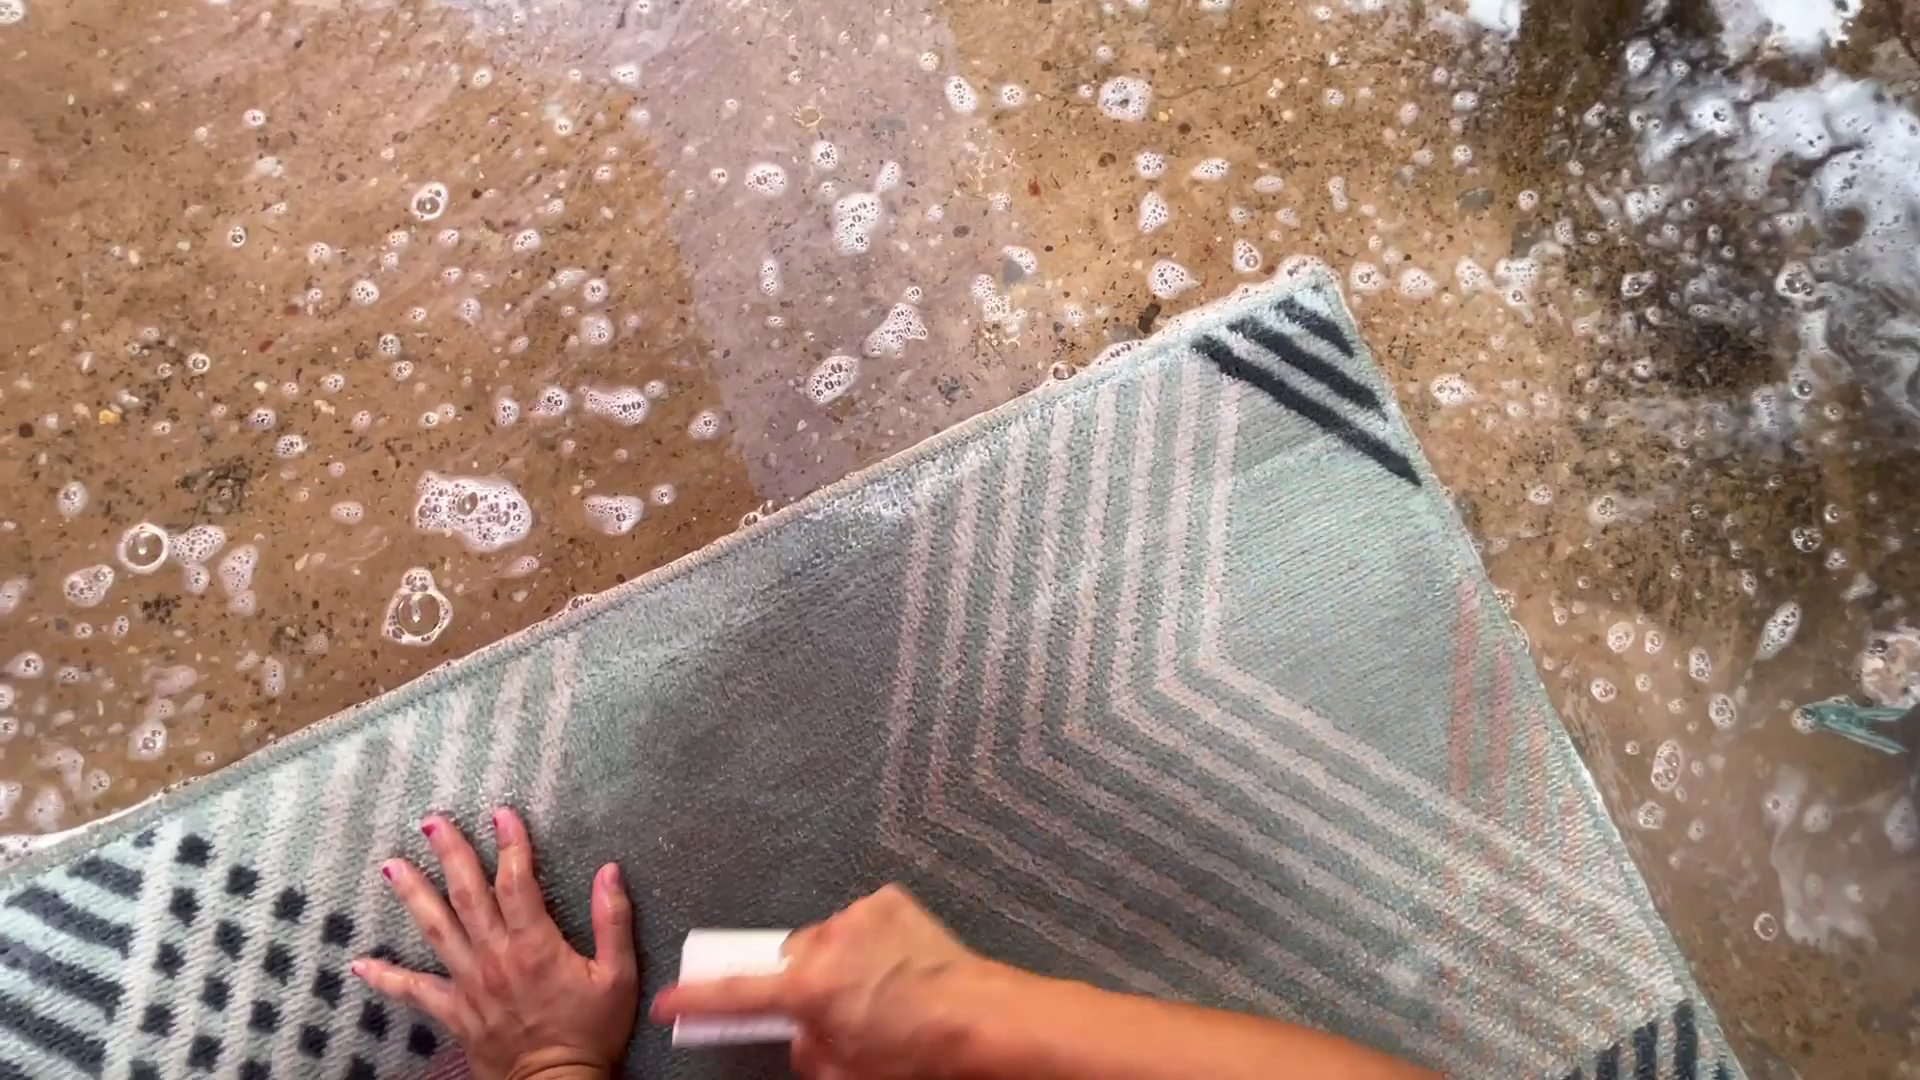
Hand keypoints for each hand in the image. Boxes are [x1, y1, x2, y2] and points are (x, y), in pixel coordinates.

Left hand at [353, 808, 639, 1079]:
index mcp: (535, 945)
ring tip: (392, 866)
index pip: (517, 883)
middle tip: (432, 822)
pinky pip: (414, 992)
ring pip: (436, 931)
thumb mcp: (619, 972)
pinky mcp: (455, 1012)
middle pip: (468, 897)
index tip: (502, 813)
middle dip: (450, 855)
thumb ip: (612, 919)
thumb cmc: (592, 1029)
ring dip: (414, 896)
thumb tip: (609, 870)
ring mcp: (469, 986)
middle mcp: (495, 958)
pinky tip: (360, 963)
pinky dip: (385, 977)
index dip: (510, 845)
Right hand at [651, 884, 1005, 1079]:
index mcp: (810, 989)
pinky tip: (892, 959)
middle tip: (827, 1002)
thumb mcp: (846, 1071)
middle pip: (788, 957)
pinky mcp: (888, 899)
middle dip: (798, 978)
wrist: (974, 1015)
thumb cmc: (914, 1052)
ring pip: (827, 936)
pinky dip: (867, 937)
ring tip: (873, 983)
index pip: (737, 993)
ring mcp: (859, 915)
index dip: (697, 998)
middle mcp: (828, 941)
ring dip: (836, 956)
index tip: (670, 998)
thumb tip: (799, 1031)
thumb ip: (807, 1049)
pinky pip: (861, 919)